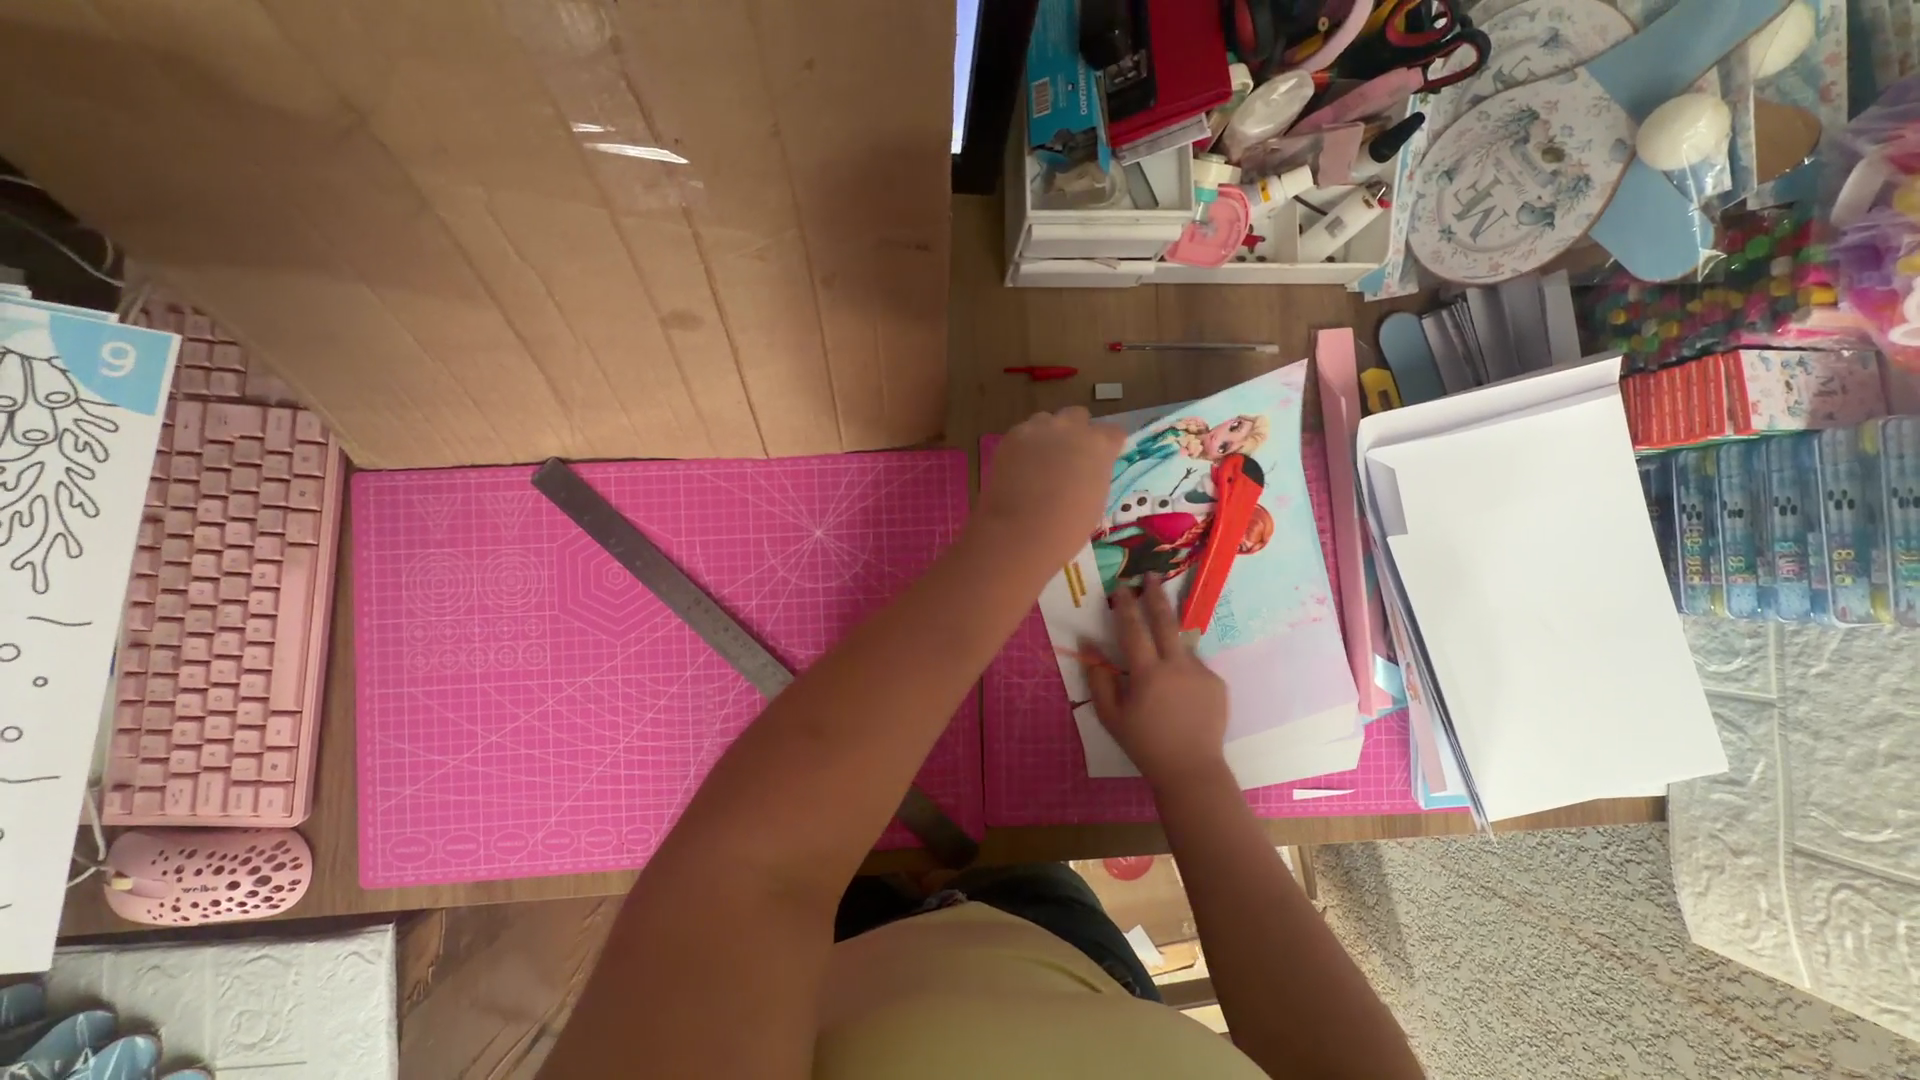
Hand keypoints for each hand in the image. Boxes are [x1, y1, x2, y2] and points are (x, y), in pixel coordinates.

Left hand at [978, 407, 1124, 560]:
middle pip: (1078, 416)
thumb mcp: (1097, 498)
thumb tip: (1085, 470)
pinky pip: (1023, 432)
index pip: (1113, 432)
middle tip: (1069, 456)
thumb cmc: (1068, 526)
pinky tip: (1020, 466)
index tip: (1103, 458)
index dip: (1108, 445)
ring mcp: (1039, 428)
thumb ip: (1094, 473)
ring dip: (1049, 435)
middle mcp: (1071, 428)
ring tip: (1041, 460)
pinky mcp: (1012, 437)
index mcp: (1100, 444)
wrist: (1022, 530)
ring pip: (1047, 420)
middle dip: (1076, 431)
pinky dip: (1025, 445)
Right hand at [1087, 575, 1229, 791]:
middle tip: (1150, 576)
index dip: (1125, 605)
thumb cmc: (1144, 745)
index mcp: (1148, 673)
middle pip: (1165, 621)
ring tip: (1162, 671)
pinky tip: (1179, 697)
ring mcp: (1201, 672)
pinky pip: (1195, 668)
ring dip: (1169, 645)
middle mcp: (1177, 665)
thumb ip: (1098, 678)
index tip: (1120, 587)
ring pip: (1181, 647)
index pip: (1133, 628)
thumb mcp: (1110, 715)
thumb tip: (1088, 646)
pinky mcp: (1217, 683)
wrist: (1191, 769)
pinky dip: (1183, 673)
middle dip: (1156, 596)